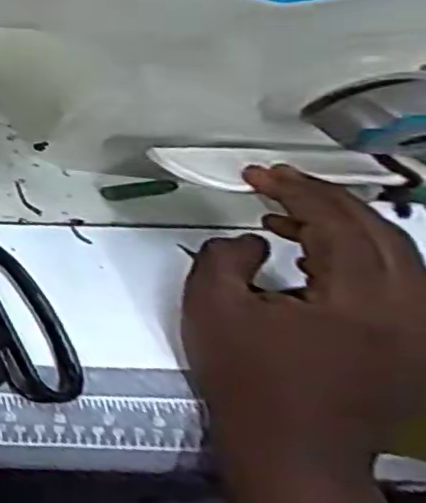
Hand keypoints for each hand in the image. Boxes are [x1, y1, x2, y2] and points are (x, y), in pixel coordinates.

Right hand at [183, 165, 425, 497]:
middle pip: (385, 238)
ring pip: (402, 259)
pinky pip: (401, 284)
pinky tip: (316, 253)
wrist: (290, 441)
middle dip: (330, 200)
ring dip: (348, 226)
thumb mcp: (210, 303)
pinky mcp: (414, 346)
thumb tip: (255, 238)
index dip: (298, 192)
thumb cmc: (244, 370)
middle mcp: (410, 317)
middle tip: (278, 178)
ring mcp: (420, 335)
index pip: (340, 228)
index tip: (257, 173)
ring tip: (291, 212)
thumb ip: (226, 257)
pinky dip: (362, 256)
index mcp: (361, 304)